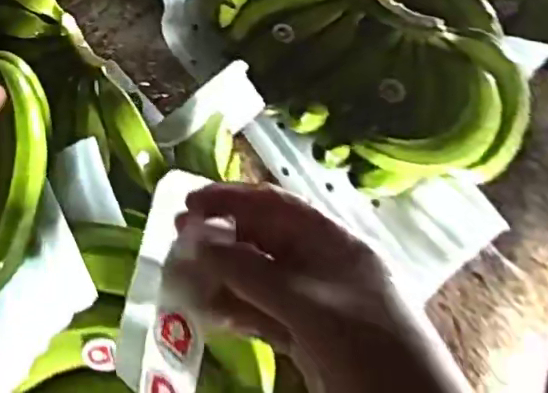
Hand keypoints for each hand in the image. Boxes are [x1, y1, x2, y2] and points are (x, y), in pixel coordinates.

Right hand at [175, 184, 470, 392]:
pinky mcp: (313, 338)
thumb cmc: (369, 350)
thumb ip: (246, 268)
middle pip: (261, 238)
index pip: (273, 204)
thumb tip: (193, 238)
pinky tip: (210, 312)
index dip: (228, 197)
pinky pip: (264, 310)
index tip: (188, 202)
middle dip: (218, 238)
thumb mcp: (306, 306)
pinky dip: (236, 308)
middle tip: (178, 238)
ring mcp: (319, 304)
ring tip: (186, 278)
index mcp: (334, 245)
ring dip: (221, 275)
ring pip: (258, 276)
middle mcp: (325, 267)